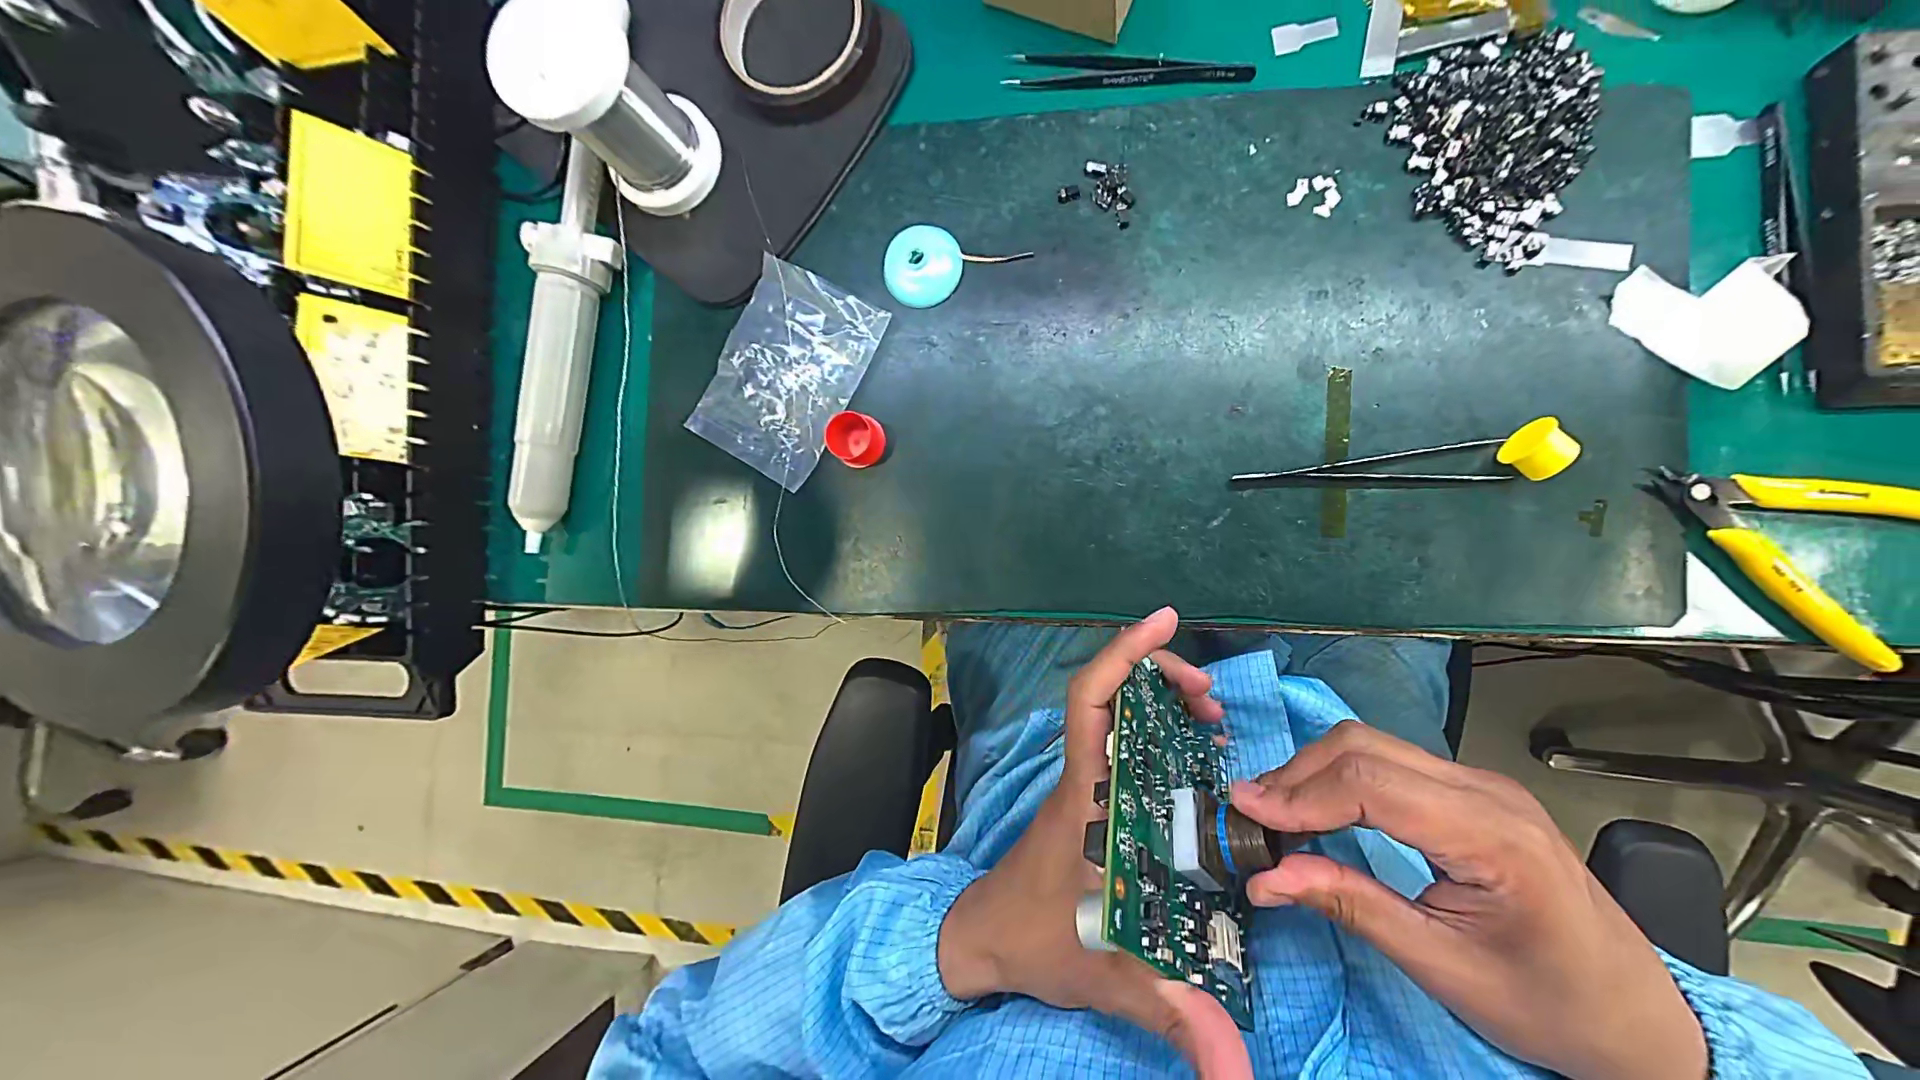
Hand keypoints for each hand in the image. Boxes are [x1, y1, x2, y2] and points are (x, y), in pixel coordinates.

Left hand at [938, 608, 1251, 1078]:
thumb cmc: (1034, 939)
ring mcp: (1084, 783)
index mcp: (1083, 793)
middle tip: (1210, 701)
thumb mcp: (1104, 974)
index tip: (1163, 620)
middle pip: (1109, 695)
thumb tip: (1239, 1074)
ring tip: (1208, 716)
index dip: (1124, 653)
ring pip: (1115, 715)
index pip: (1092, 702)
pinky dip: (1154, 730)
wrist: (981, 937)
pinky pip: (1122, 743)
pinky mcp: (1089, 798)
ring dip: (1159, 700)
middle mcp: (1083, 775)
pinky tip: (1188, 750)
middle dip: (1158, 676)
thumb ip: (1169, 1014)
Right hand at [1230, 720, 1706, 1079]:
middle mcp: (1484, 789)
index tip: (1245, 814)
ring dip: (1312, 771)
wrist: (1641, 1018)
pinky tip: (1317, 807)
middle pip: (1362, 747)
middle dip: (1296, 775)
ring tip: (1274, 812)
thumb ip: (1350, 906)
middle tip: (1252, 815)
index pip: (1371, 783)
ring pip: (1369, 744)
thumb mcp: (1444, 967)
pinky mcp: (1468, 790)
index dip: (1299, 794)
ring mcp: (1478, 783)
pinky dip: (1337, 777)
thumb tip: (1265, 879)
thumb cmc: (1550, 1006)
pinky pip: (1386, 761)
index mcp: (1492, 835)